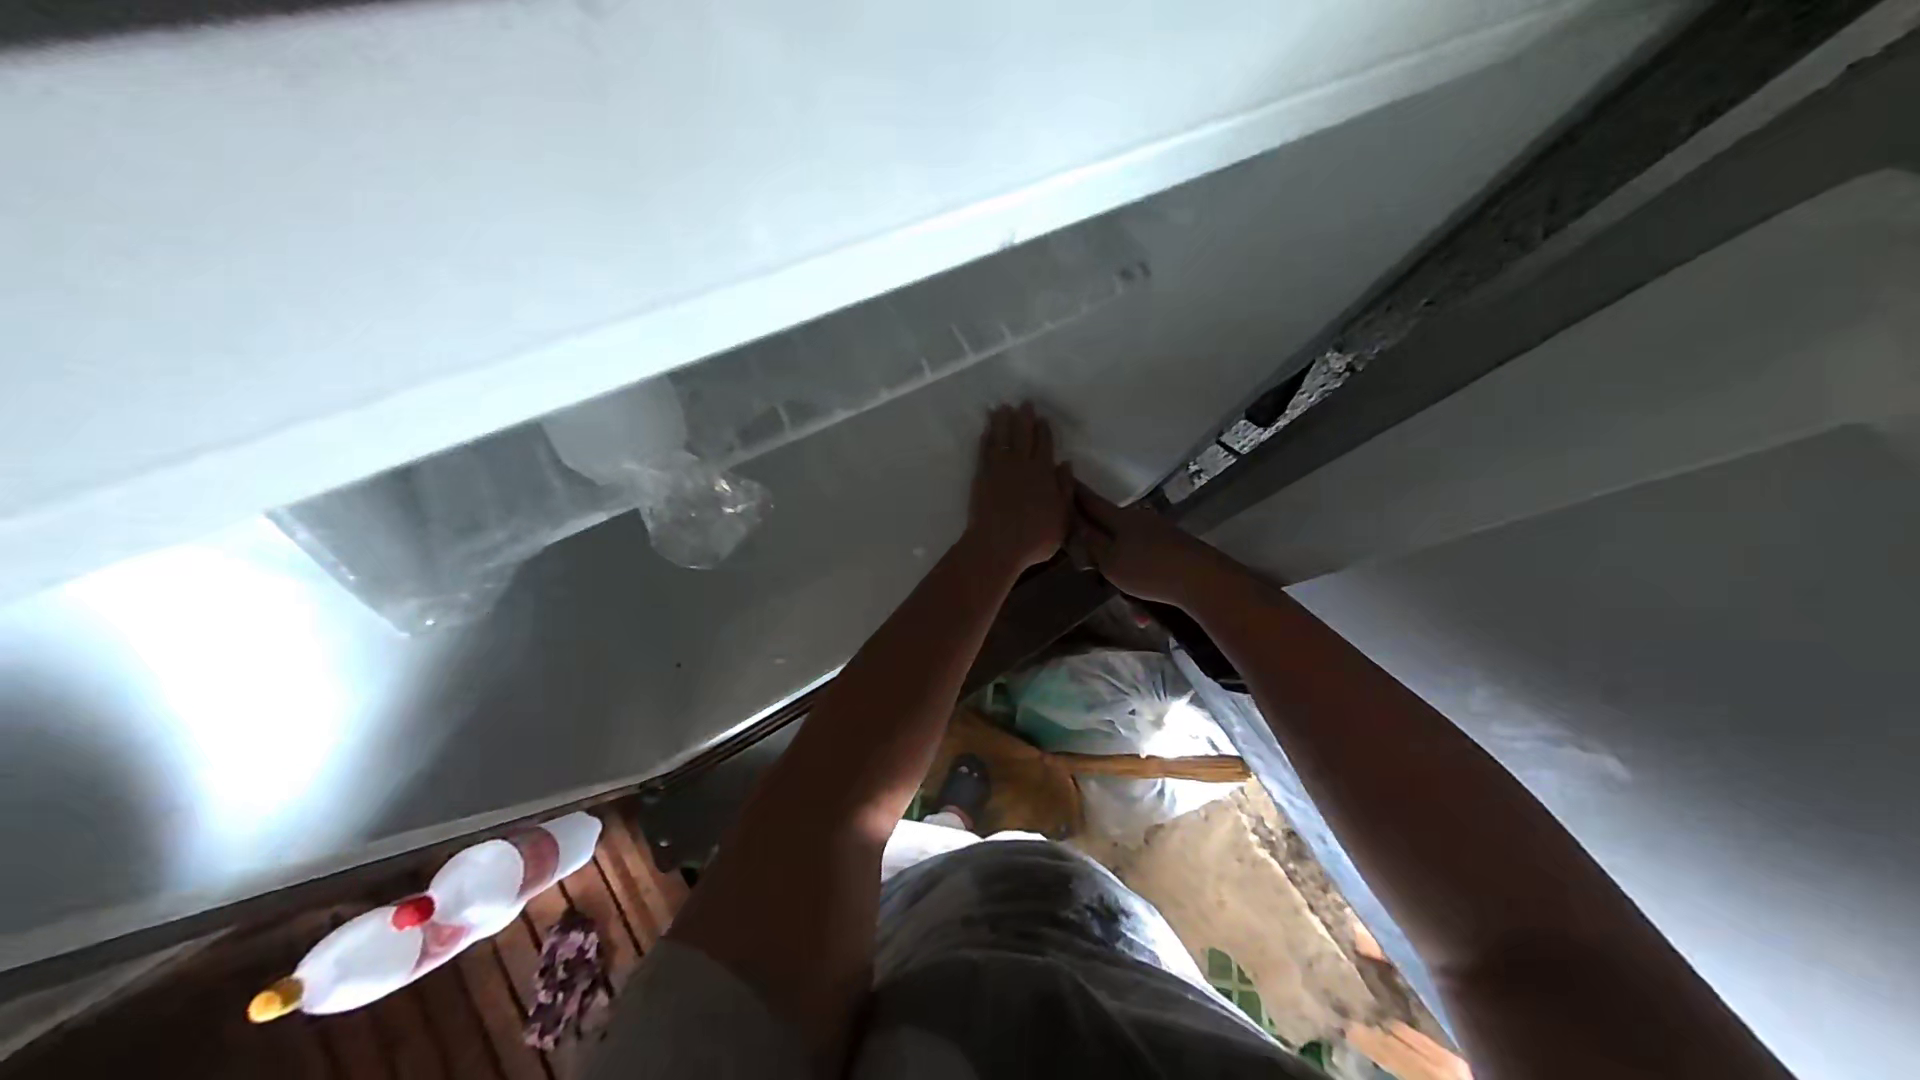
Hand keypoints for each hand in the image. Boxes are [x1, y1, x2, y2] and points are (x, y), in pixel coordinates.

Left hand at [963, 403, 1072, 571]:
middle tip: (1024, 402)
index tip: (1042, 417)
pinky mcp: (981, 477)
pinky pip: (984, 451)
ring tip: (1002, 408)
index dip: (1044, 430)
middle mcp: (1022, 465)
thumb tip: (1066, 464)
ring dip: (1002, 421)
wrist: (997, 545)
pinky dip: (986, 438)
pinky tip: (986, 430)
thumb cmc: (1035, 537)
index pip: (1045, 445)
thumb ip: (1065, 489)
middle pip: (1023, 435)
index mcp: (1044, 473)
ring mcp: (999, 469)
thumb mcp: (1062, 517)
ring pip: (1001, 438)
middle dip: (1024, 418)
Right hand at [1071, 484, 1231, 604]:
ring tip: (1132, 609)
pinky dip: (1144, 589)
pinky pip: (1150, 568)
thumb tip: (1077, 525)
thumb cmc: (1148, 570)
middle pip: (1111, 531)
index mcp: (1120, 518)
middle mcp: (1140, 520)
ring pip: (1132, 556)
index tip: (1062, 480)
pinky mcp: (1176, 551)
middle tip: (1093, 569)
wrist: (1203, 580)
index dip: (1075, 493)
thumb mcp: (1109, 561)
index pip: (1090, 502)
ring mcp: (1160, 534)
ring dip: (1126, 581)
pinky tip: (1146, 614)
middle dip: (1101, 551)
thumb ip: (1091, 544)